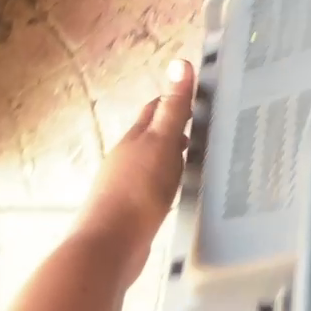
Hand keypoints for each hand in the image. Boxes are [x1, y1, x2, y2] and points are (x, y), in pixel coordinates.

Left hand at [73, 59, 196, 273]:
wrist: (108, 249)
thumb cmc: (138, 189)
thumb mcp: (162, 142)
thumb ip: (174, 106)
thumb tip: (180, 62)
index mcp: (135, 137)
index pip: (155, 108)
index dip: (175, 100)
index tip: (200, 99)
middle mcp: (125, 157)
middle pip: (150, 134)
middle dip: (173, 128)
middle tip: (202, 127)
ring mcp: (122, 186)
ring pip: (150, 161)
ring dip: (169, 156)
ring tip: (195, 159)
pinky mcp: (126, 212)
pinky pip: (149, 187)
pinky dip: (164, 181)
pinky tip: (176, 191)